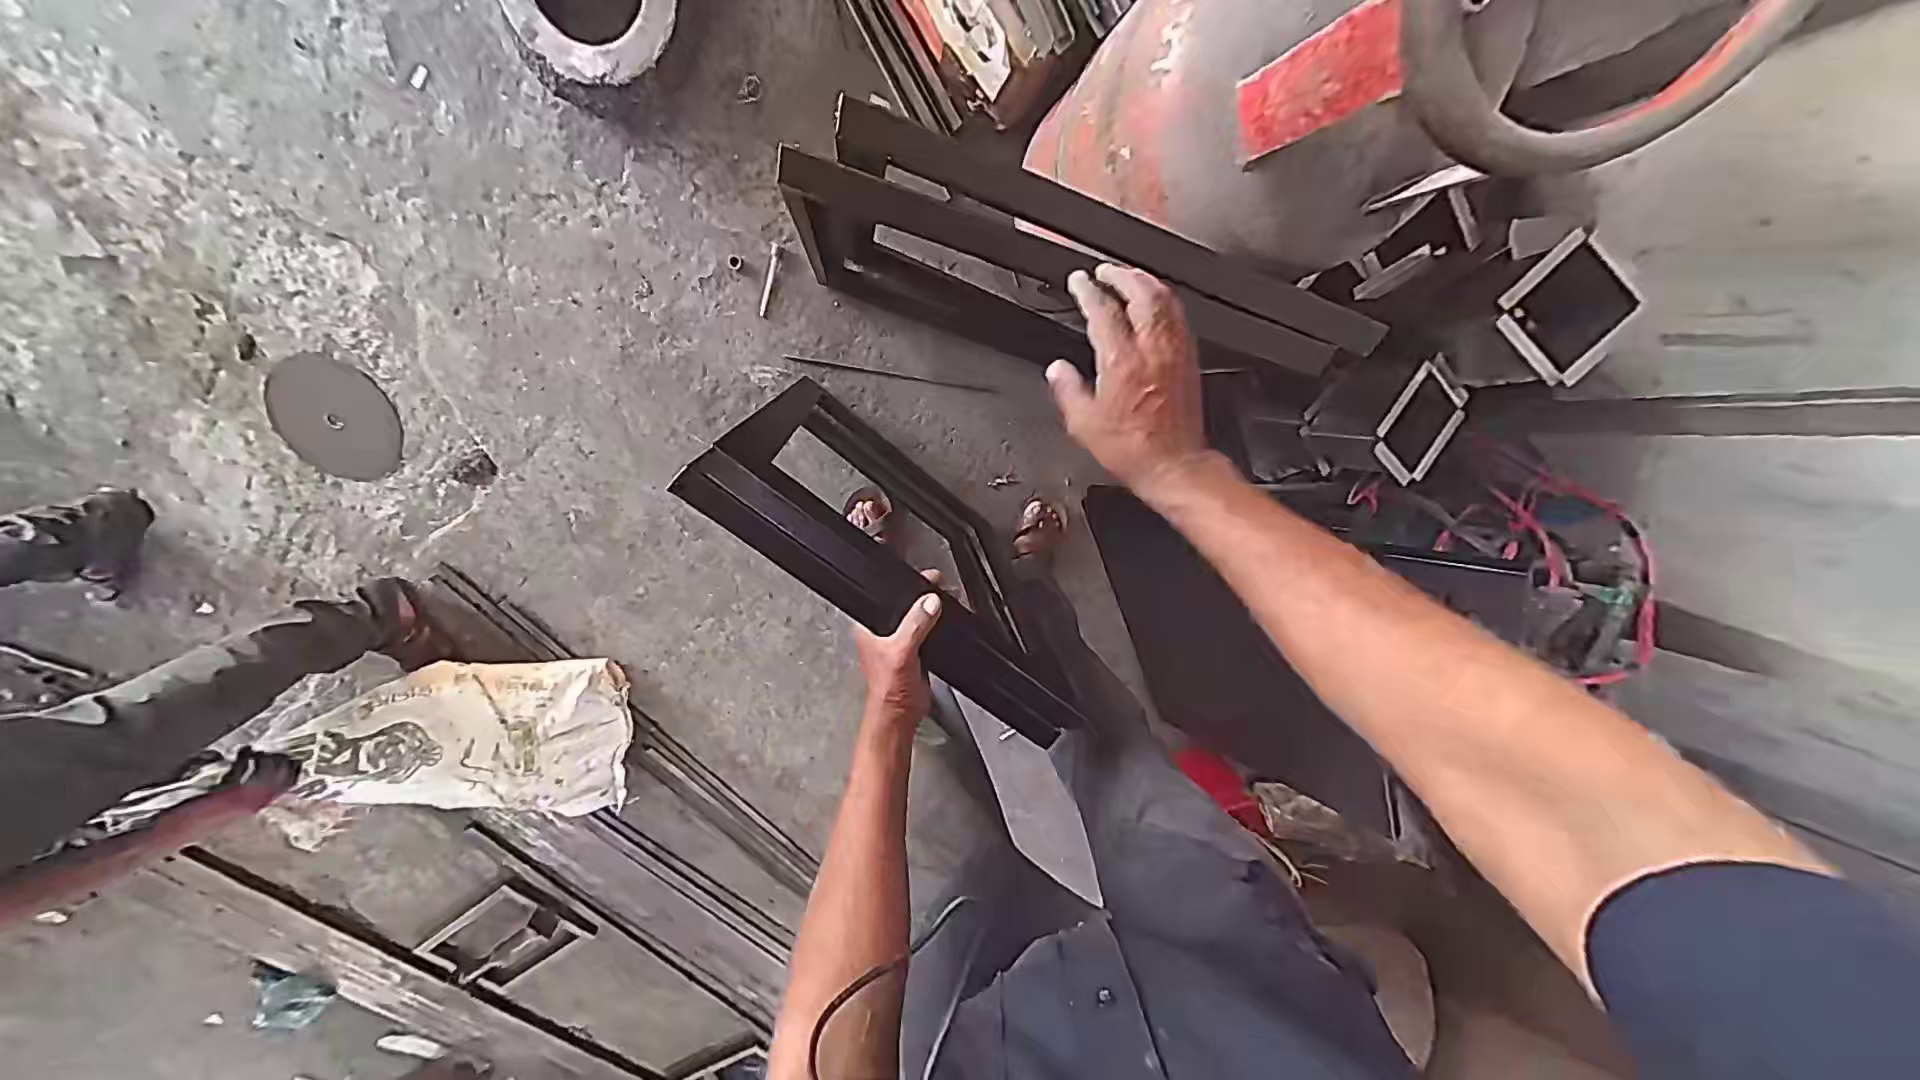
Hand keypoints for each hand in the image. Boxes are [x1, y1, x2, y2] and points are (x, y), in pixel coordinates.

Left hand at [854, 574, 943, 726]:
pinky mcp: (915, 651)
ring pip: (917, 617)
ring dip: (932, 611)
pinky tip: (945, 623)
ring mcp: (899, 641)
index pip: (886, 596)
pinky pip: (928, 631)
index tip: (924, 577)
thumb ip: (915, 624)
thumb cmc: (888, 689)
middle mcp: (882, 632)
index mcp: (869, 627)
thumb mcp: (901, 651)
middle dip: (923, 596)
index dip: (903, 584)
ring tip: (945, 601)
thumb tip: (929, 602)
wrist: (901, 715)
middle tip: (938, 587)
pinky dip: (938, 627)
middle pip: (905, 604)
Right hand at [1049, 264, 1217, 500]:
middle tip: (1104, 270)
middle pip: (1140, 292)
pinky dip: (1164, 300)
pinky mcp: (1189, 359)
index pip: (1103, 310)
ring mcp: (1174, 352)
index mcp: (1121, 361)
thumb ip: (1067, 390)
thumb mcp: (1084, 424)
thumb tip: (1057, 369)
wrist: (1173, 464)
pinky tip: (1158, 303)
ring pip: (1164, 299)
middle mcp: (1151, 350)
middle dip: (1120, 274)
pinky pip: (1179, 316)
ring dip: (1145, 281)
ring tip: (1130, 276)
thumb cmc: (1133, 449)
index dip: (1088, 290)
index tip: (1079, 281)